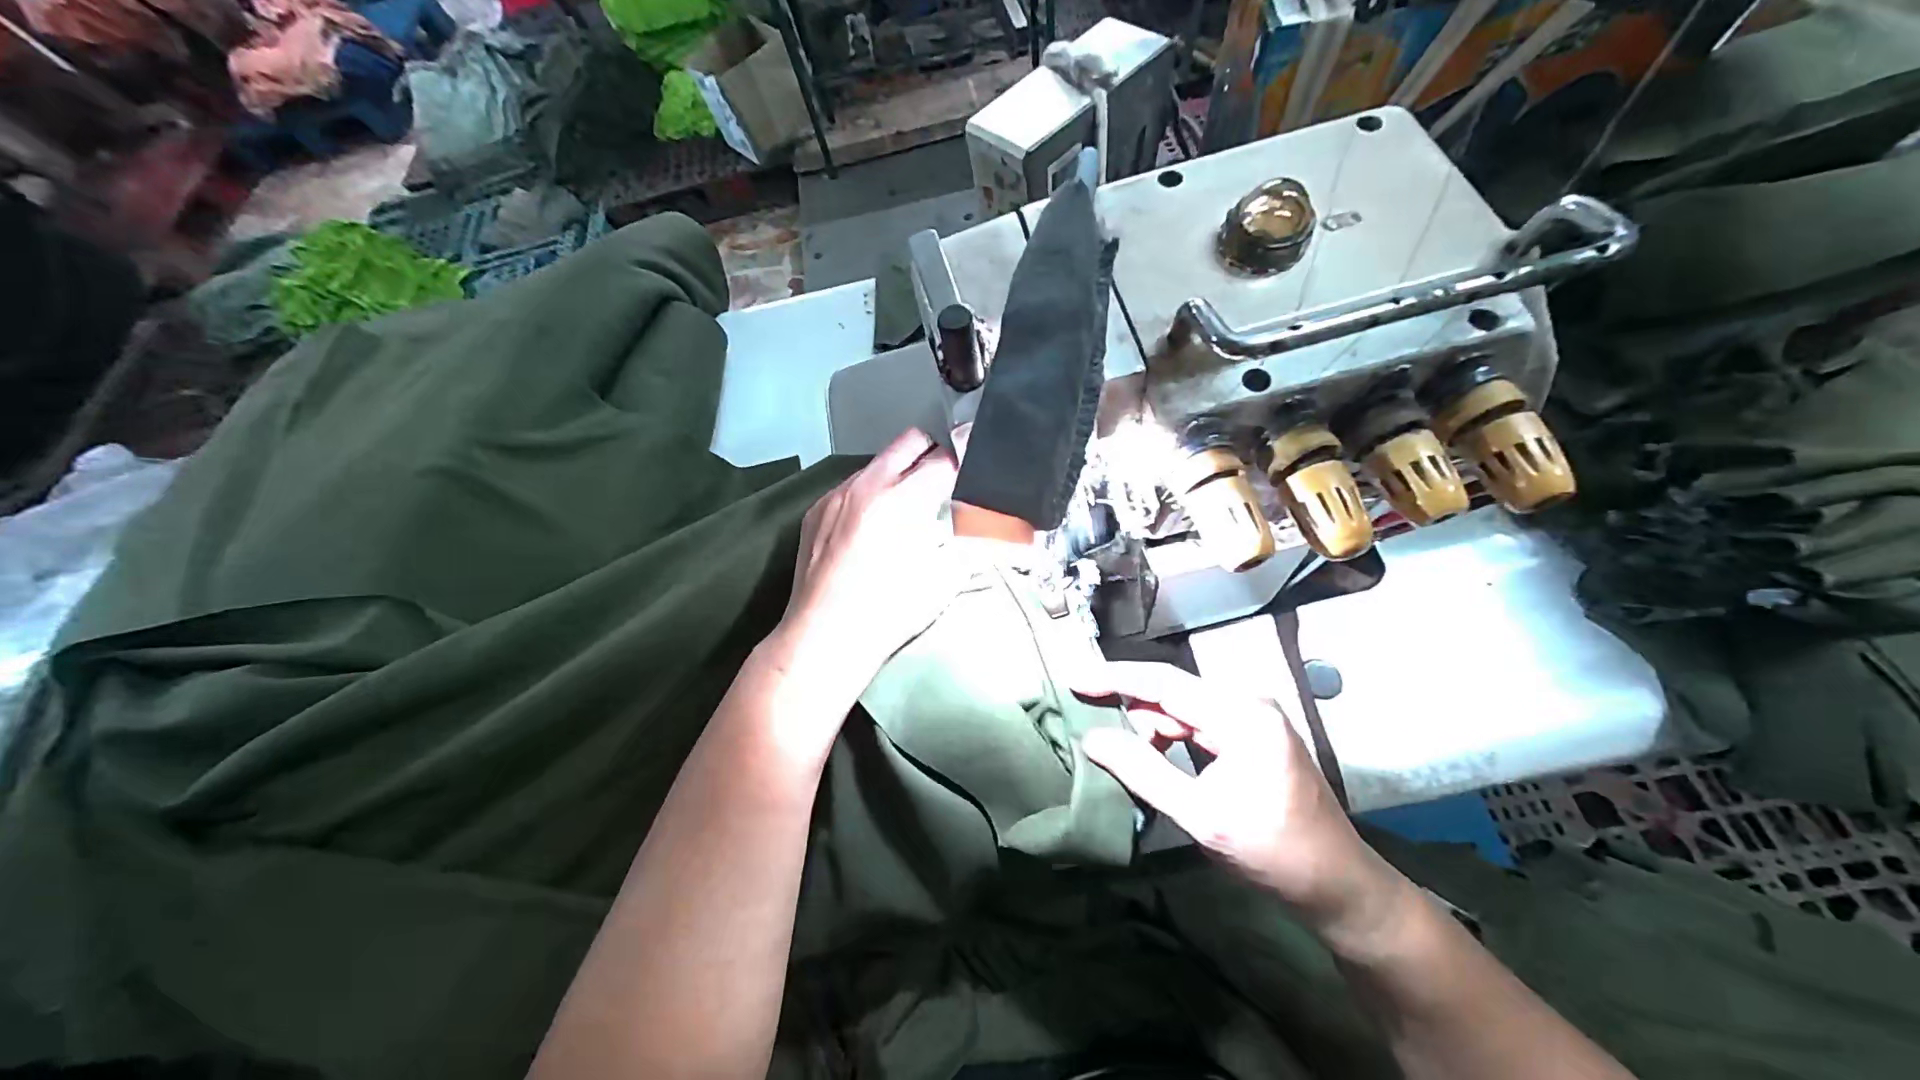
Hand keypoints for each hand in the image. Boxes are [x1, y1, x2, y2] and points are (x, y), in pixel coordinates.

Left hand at [776, 429, 960, 706]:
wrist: (824, 638)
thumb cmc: (888, 613)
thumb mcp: (944, 578)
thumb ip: (968, 540)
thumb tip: (988, 524)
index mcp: (900, 500)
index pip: (945, 459)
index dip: (967, 461)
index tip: (976, 466)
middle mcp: (865, 485)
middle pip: (911, 441)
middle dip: (934, 452)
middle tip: (948, 476)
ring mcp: (836, 495)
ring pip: (878, 461)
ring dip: (901, 472)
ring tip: (911, 504)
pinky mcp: (816, 510)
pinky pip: (852, 485)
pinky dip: (872, 493)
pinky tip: (876, 525)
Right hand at [1076, 662, 1415, 945]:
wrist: (1337, 885)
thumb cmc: (1273, 852)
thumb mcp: (1200, 816)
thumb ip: (1142, 771)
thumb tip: (1092, 740)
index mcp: (1242, 715)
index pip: (1165, 683)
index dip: (1115, 679)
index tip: (1074, 680)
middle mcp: (1248, 703)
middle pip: (1172, 692)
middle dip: (1132, 712)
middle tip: (1100, 742)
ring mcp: (1253, 717)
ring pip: (1182, 708)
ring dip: (1151, 729)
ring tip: (1127, 759)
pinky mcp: (1252, 733)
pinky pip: (1197, 722)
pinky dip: (1170, 738)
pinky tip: (1154, 759)